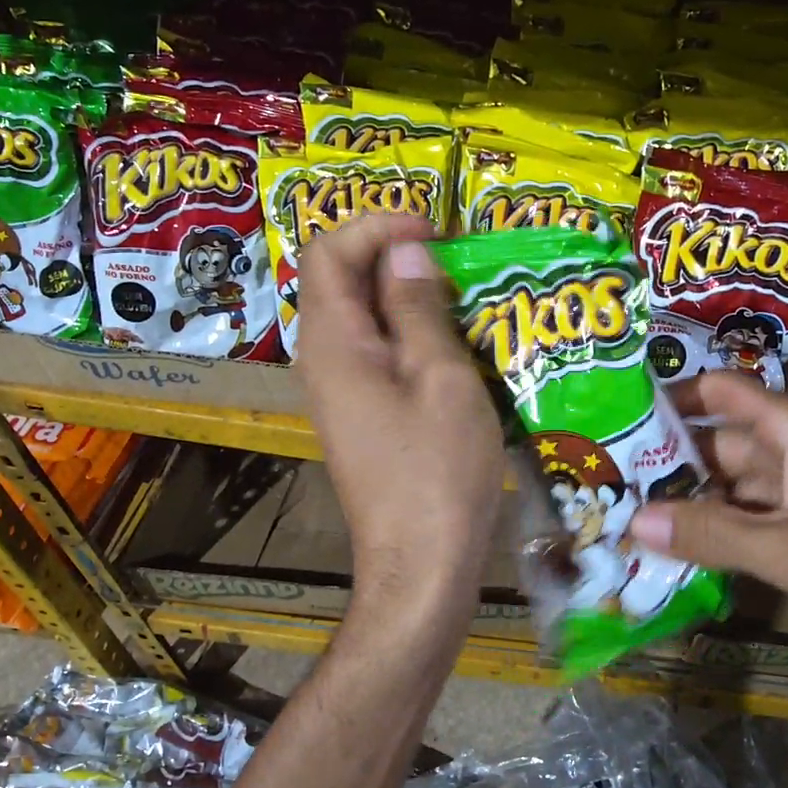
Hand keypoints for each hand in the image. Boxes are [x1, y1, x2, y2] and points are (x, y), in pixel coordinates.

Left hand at [294, 214, 506, 611]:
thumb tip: (405, 251)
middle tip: (458, 259)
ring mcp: (339, 391)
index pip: (328, 251)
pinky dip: (410, 333)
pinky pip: (376, 352)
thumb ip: (419, 309)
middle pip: (341, 281)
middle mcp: (323, 360)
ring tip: (465, 296)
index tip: (434, 230)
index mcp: (334, 343)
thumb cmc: (437, 469)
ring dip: (408, 296)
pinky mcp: (361, 414)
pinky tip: (456, 346)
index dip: (376, 225)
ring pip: (363, 317)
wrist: (421, 563)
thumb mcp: (441, 377)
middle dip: (395, 256)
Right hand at [629, 372, 787, 687]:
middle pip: (717, 444)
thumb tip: (631, 521)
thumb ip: (714, 534)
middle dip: (665, 460)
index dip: (671, 396)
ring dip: (684, 504)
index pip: (722, 394)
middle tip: (599, 478)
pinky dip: (710, 537)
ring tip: (615, 515)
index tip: (612, 413)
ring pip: (727, 490)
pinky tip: (662, 552)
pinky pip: (744, 528)